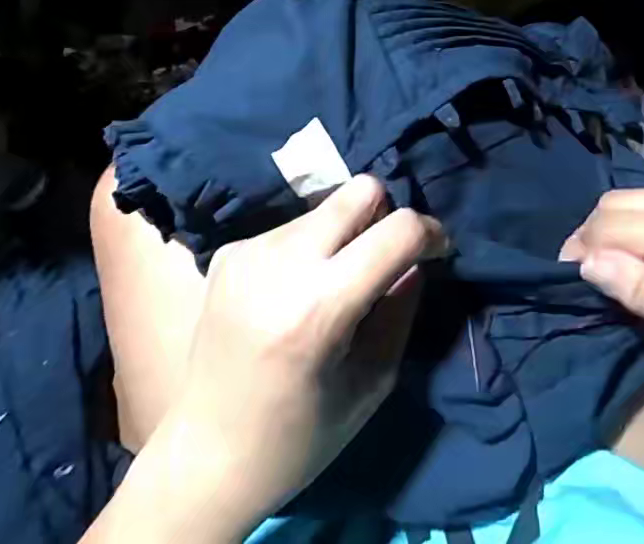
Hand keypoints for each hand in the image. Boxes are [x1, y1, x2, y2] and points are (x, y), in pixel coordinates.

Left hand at [145, 176, 447, 530]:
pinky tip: (295, 290)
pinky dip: (309, 247)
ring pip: (324, 207)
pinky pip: (290, 227)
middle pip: (358, 191)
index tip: (438, 251)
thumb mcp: (370, 385)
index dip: (430, 233)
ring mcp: (249, 250)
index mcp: (319, 308)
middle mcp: (280, 262)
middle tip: (387, 256)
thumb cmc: (299, 438)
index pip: (396, 231)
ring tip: (336, 281)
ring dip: (344, 233)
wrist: (206, 452)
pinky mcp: (229, 250)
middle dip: (387, 213)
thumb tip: (418, 260)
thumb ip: (400, 311)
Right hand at [562, 189, 643, 440]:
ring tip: (614, 274)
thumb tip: (588, 261)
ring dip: (615, 230)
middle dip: (593, 237)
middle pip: (621, 202)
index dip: (582, 250)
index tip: (569, 284)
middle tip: (587, 281)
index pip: (616, 224)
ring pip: (639, 197)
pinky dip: (640, 225)